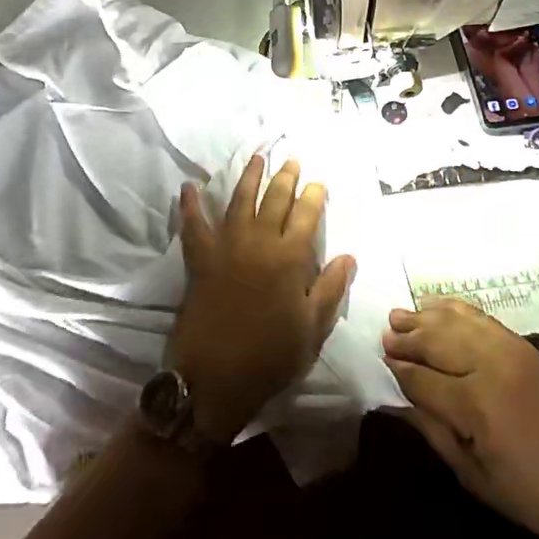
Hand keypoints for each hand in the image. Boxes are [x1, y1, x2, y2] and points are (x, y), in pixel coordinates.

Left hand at [171, 156, 354, 443]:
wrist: (213, 381)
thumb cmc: (271, 356)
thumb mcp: (313, 328)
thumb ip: (331, 288)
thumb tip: (348, 256)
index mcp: (290, 258)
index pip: (306, 215)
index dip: (314, 196)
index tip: (318, 183)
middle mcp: (259, 243)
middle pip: (275, 200)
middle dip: (286, 177)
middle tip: (292, 160)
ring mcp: (226, 249)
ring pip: (239, 202)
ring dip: (249, 178)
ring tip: (257, 158)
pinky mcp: (200, 262)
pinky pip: (194, 227)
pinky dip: (191, 206)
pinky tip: (189, 187)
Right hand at [383, 300, 538, 538]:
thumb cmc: (526, 491)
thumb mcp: (470, 473)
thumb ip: (431, 429)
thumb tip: (398, 399)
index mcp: (476, 404)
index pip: (423, 378)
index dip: (399, 369)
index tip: (378, 360)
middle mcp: (492, 366)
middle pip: (438, 340)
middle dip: (409, 336)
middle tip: (384, 332)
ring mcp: (510, 349)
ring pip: (459, 321)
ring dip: (428, 316)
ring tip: (402, 315)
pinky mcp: (523, 344)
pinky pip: (483, 317)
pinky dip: (457, 309)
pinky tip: (439, 306)